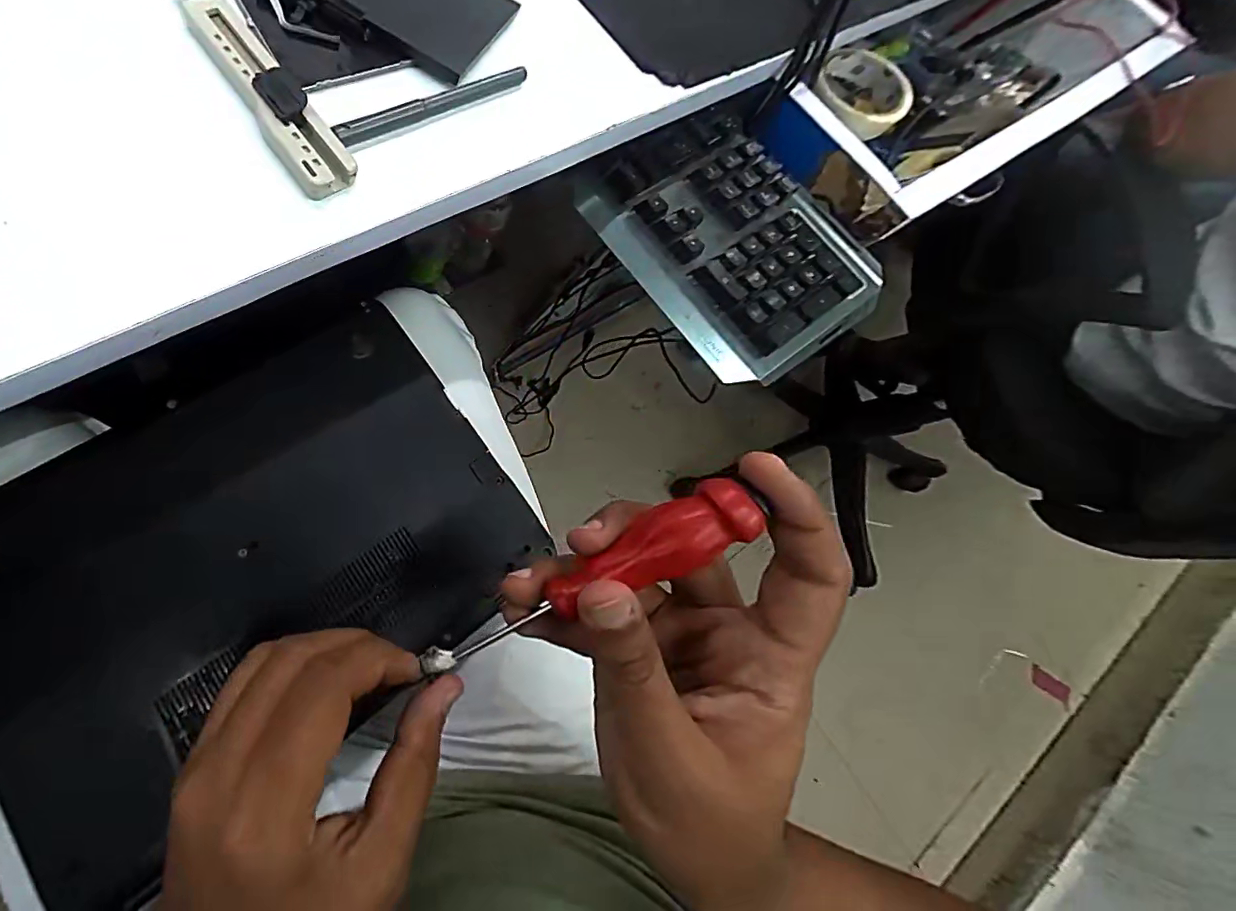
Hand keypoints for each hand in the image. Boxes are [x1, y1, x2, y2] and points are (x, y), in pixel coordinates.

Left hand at [162, 629, 464, 910]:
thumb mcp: (378, 870)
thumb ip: (412, 772)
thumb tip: (441, 691)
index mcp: (265, 809)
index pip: (319, 689)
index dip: (371, 659)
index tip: (415, 667)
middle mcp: (219, 771)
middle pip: (288, 663)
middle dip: (350, 646)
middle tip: (396, 662)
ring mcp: (196, 762)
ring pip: (259, 661)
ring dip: (316, 647)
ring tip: (364, 663)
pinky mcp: (191, 761)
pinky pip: (237, 685)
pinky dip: (283, 665)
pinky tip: (318, 677)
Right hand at [499, 453, 851, 910]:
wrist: (685, 858)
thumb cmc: (707, 818)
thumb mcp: (668, 747)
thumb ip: (633, 667)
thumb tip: (603, 589)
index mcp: (764, 656)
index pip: (805, 575)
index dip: (792, 514)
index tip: (749, 467)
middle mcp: (719, 631)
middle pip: (685, 552)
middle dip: (629, 534)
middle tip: (579, 543)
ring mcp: (668, 636)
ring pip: (626, 572)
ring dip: (572, 571)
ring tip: (524, 585)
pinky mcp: (627, 647)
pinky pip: (591, 609)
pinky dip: (554, 605)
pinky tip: (521, 610)